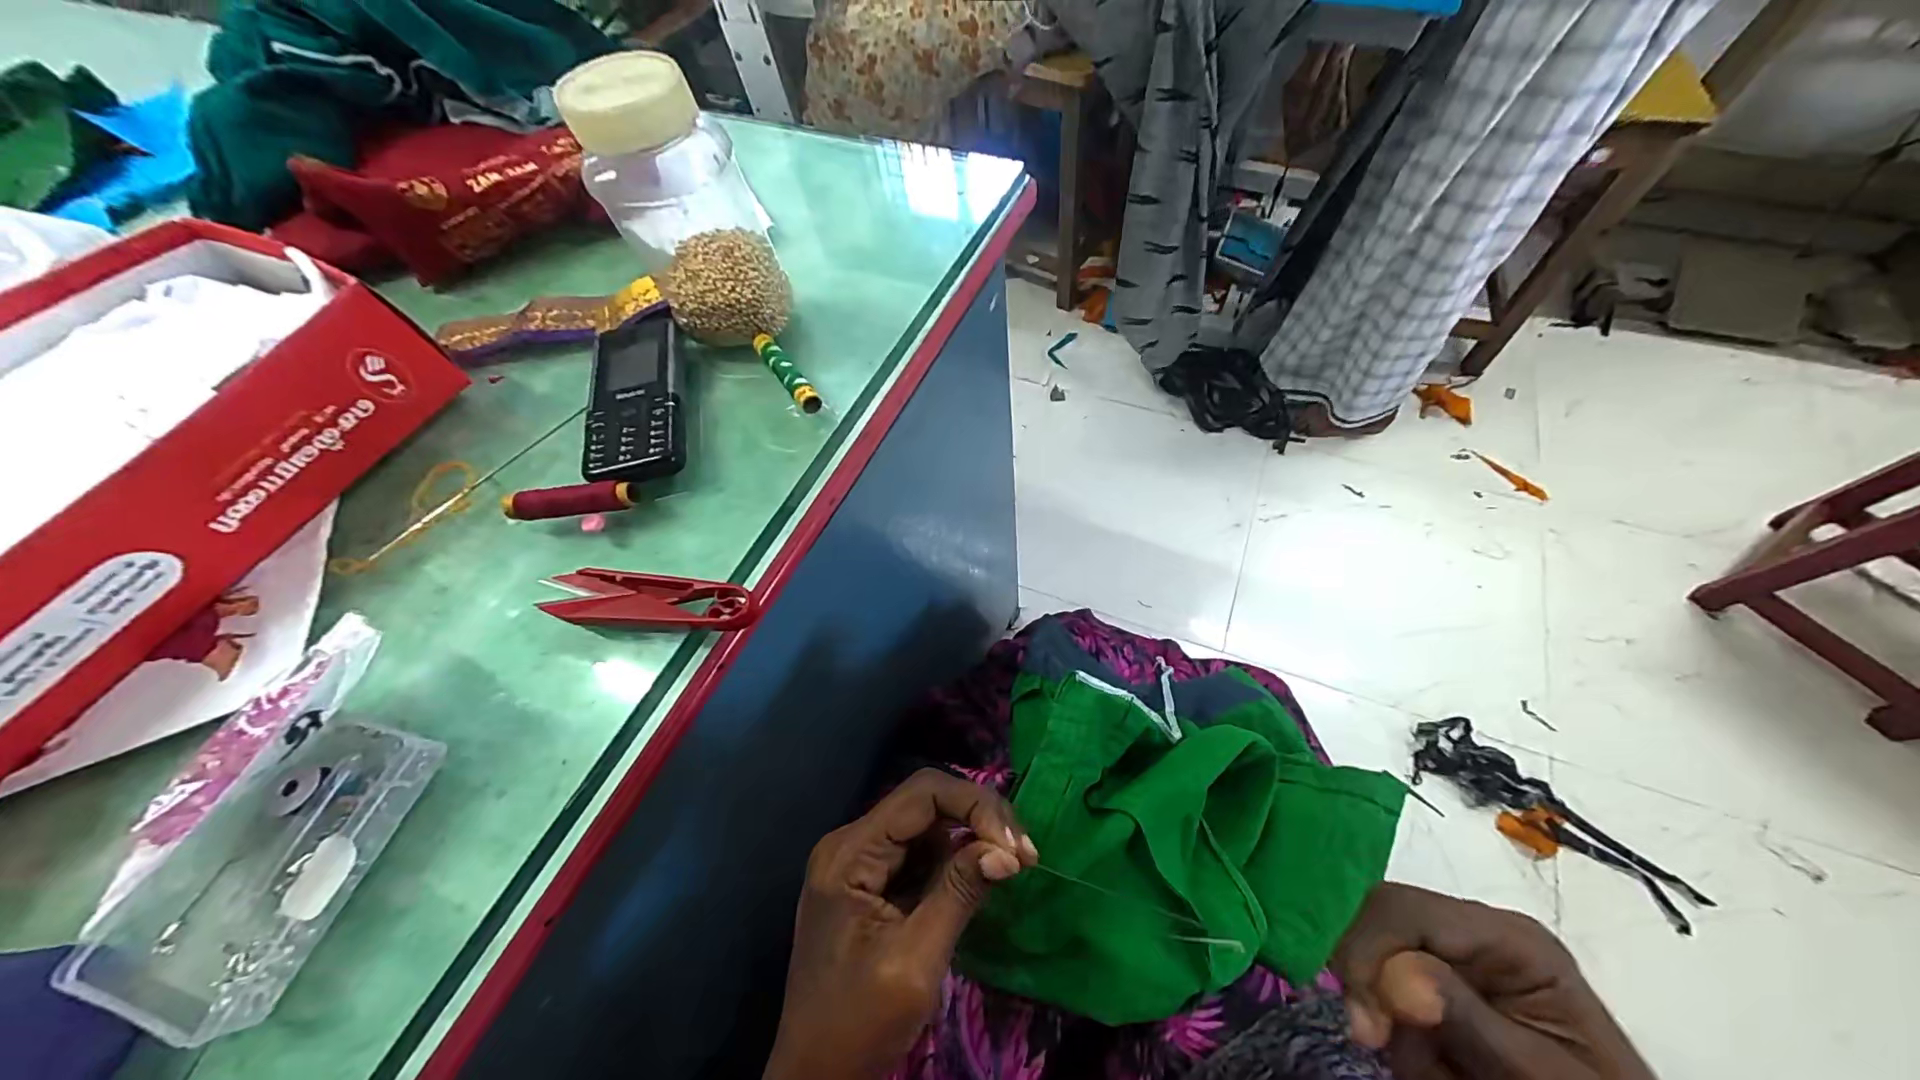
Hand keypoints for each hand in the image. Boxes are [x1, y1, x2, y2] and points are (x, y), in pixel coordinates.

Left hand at [764, 769, 1038, 1079]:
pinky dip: (955, 861)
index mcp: (850, 852)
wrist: (815, 1076)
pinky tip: (981, 877)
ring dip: (972, 839)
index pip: (922, 794)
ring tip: (1011, 865)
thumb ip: (958, 894)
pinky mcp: (871, 882)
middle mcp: (852, 843)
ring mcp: (860, 862)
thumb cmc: (858, 1024)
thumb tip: (1006, 850)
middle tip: (1024, 857)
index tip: (1017, 849)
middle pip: (926, 802)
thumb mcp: (914, 961)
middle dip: (979, 819)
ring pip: (928, 825)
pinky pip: (920, 854)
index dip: (976, 806)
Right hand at [1332, 883, 1654, 1079]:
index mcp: (1508, 937)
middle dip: (1366, 975)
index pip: (1404, 909)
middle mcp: (1472, 930)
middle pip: (1381, 919)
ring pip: (1373, 947)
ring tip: (1420, 1062)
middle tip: (1372, 1039)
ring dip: (1376, 1003)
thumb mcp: (1538, 1071)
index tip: (1365, 1026)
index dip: (1367, 951)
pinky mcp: (1432, 976)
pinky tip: (1415, 1051)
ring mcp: (1451, 951)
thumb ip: (1468, 1019)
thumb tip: (1395, 979)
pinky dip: (1383, 1014)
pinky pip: (1381, 976)